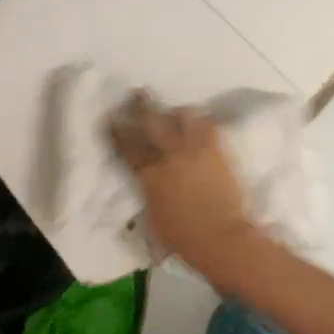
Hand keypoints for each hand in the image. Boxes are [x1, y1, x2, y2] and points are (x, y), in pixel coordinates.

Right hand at [108, 91, 257, 273]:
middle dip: (140, 105)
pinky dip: (202, 122)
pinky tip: (201, 123)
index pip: (127, 145)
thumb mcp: (154, 222)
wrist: (222, 237)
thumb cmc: (184, 238)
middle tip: (136, 94)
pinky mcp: (217, 148)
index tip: (111, 119)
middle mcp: (168, 154)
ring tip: (175, 113)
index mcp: (149, 174)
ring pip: (181, 115)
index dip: (117, 130)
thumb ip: (148, 197)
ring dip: (175, 113)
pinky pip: (208, 125)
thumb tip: (145, 188)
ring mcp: (194, 148)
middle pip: (151, 120)